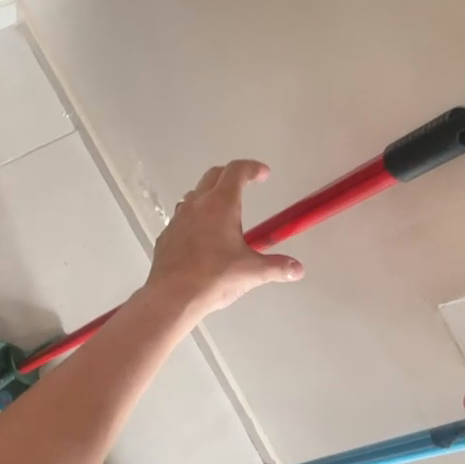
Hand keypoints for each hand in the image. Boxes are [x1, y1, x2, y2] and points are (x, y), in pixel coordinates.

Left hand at [143, 160, 303, 315]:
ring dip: (210, 195)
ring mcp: (178, 219)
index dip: (252, 168)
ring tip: (223, 212)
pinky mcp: (167, 236)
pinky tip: (202, 239)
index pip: (237, 171)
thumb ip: (277, 267)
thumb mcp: (252, 272)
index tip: (263, 174)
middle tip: (245, 185)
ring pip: (194, 195)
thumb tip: (297, 269)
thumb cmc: (215, 277)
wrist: (172, 296)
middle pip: (213, 176)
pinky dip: (195, 218)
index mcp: (221, 204)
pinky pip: (182, 218)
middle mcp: (197, 205)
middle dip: (231, 175)